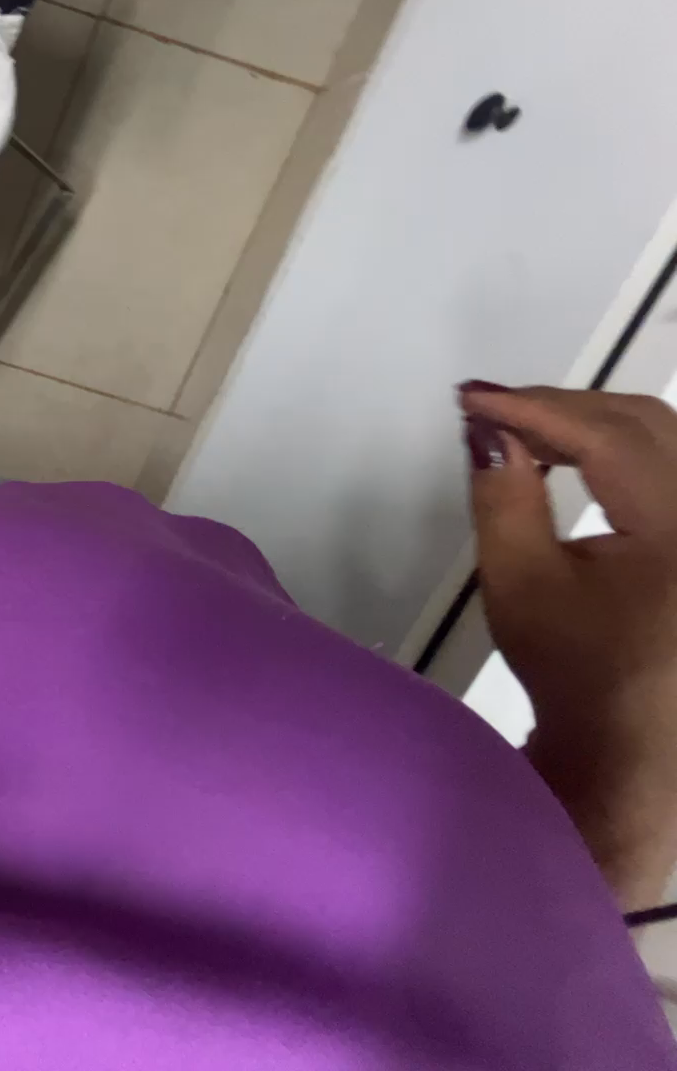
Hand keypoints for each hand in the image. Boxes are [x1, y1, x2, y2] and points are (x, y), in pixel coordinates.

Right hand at [462, 383, 676, 906]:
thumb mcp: (518, 577)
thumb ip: (504, 496)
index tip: (469, 398)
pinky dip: (619, 444)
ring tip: (521, 426)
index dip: (534, 409)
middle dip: (563, 405)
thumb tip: (485, 433)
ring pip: (671, 435)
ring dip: (591, 420)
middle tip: (488, 408)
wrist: (641, 727)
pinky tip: (573, 453)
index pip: (610, 439)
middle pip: (652, 423)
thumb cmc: (573, 659)